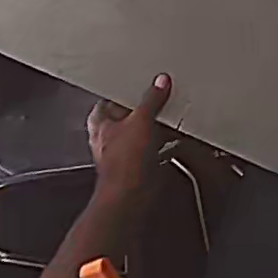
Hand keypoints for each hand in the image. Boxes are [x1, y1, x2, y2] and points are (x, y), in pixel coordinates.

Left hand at [85, 73, 172, 204]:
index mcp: (101, 124)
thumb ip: (152, 99)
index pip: (107, 101)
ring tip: (170, 115)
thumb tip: (160, 82)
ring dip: (155, 126)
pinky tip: (175, 137)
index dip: (122, 92)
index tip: (138, 84)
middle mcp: (109, 138)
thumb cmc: (123, 162)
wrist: (132, 195)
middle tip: (159, 97)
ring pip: (141, 132)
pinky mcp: (139, 164)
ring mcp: (124, 152)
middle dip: (143, 109)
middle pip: (127, 116)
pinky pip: (153, 147)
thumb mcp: (141, 120)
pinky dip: (164, 142)